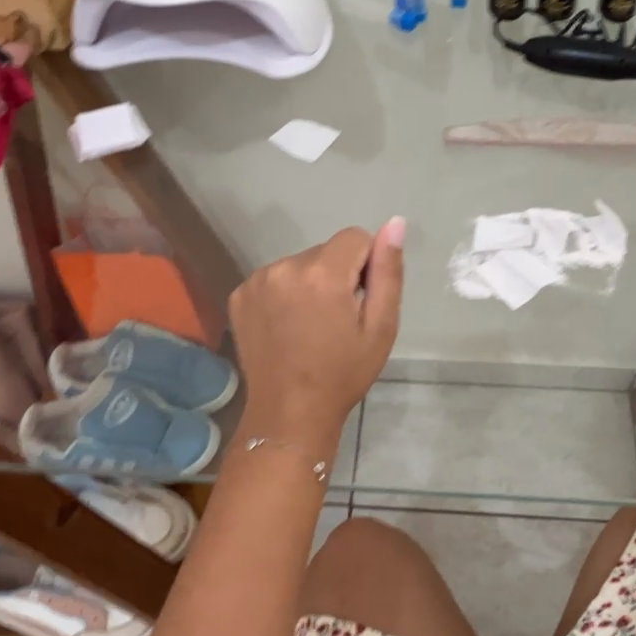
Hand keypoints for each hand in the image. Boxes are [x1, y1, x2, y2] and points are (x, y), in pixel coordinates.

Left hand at [229, 218, 405, 452]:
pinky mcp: (240, 295)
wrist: (290, 413)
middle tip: (336, 320)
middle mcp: (285, 267)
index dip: (365, 267)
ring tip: (310, 325)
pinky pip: (274, 278)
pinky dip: (284, 294)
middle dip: (336, 275)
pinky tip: (286, 327)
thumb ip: (388, 271)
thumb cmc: (343, 373)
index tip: (359, 302)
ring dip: (309, 284)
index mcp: (323, 273)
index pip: (355, 237)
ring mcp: (257, 280)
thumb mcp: (381, 326)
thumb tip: (395, 223)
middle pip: (325, 252)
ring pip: (300, 264)